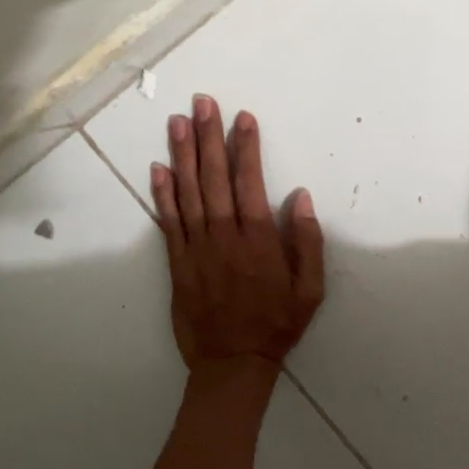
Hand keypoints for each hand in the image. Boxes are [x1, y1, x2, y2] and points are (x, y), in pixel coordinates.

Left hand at [151, 95, 324, 375]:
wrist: (232, 365)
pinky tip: (159, 168)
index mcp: (258, 239)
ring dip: (183, 154)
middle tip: (202, 103)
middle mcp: (224, 236)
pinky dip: (162, 193)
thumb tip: (300, 197)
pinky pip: (168, 222)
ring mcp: (197, 248)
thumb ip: (308, 242)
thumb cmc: (276, 323)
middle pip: (214, 177)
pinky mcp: (177, 263)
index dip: (246, 147)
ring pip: (188, 192)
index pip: (250, 181)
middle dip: (209, 136)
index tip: (243, 117)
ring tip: (177, 122)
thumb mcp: (310, 289)